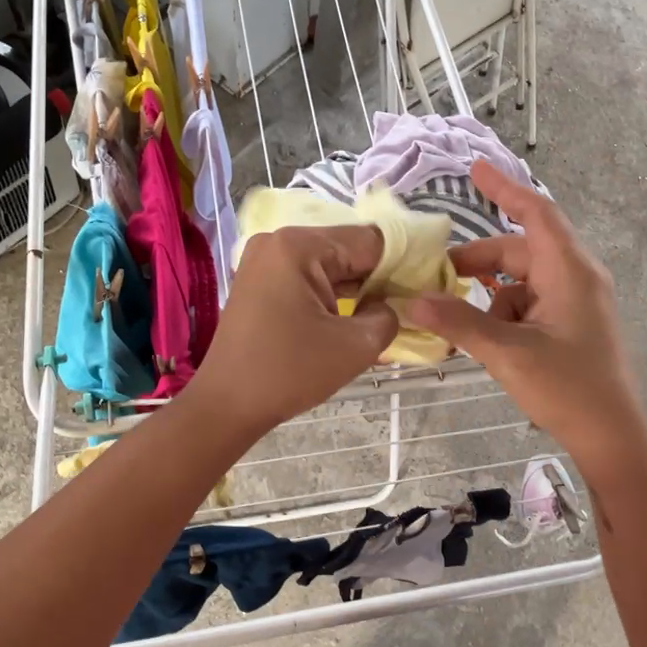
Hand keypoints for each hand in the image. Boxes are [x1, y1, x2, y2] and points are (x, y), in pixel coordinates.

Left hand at [190, 225, 398, 433]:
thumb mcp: (356, 346)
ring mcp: (264, 260)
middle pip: (347, 249)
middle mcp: (278, 241)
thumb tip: (388, 304)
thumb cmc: (290, 372)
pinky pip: (306, 278)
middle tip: (403, 309)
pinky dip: (329, 296)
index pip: (370, 241)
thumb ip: (388, 315)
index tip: (421, 293)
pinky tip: (347, 319)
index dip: (401, 266)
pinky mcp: (258, 281)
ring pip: (327, 265)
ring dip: (353, 289)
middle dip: (375, 278)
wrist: (226, 405)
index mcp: (300, 245)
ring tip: (380, 316)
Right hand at [406, 161, 646, 456]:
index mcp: (570, 271)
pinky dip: (505, 315)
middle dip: (479, 262)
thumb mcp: (508, 354)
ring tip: (463, 325)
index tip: (474, 168)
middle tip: (438, 276)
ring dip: (490, 296)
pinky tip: (489, 343)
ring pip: (522, 280)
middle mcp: (577, 277)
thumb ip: (460, 323)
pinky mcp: (573, 325)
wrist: (612, 438)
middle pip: (521, 251)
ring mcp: (577, 302)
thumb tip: (415, 301)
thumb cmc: (568, 389)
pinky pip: (531, 304)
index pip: (536, 212)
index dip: (504, 188)